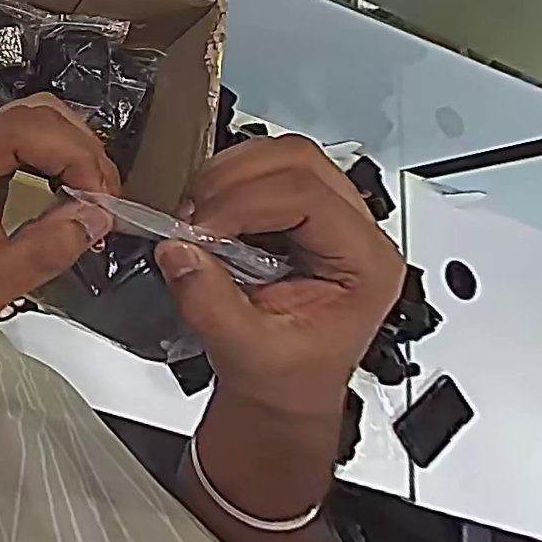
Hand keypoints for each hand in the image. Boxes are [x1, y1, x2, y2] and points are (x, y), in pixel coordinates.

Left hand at [0, 95, 118, 329]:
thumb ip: (44, 252)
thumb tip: (93, 219)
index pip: (24, 130)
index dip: (71, 156)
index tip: (97, 195)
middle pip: (42, 116)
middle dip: (83, 154)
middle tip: (104, 200)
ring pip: (48, 120)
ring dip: (81, 154)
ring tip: (96, 196)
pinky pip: (45, 137)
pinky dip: (71, 158)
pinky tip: (80, 187)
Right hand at [154, 135, 404, 419]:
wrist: (284, 385)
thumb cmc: (286, 376)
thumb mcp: (246, 352)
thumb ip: (210, 303)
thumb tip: (178, 250)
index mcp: (363, 265)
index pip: (308, 197)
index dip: (244, 204)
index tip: (200, 232)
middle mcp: (354, 232)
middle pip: (298, 161)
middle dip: (233, 181)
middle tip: (194, 218)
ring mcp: (328, 216)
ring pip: (281, 155)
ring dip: (227, 177)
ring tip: (197, 218)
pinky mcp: (298, 211)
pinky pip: (262, 170)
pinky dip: (224, 184)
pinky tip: (207, 216)